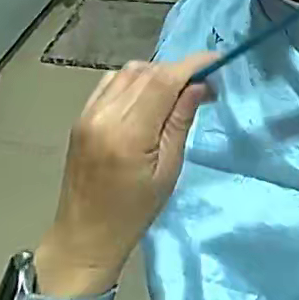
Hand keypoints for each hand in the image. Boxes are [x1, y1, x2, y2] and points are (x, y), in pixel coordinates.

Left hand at [36, 54, 216, 296]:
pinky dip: (135, 80)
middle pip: (147, 71)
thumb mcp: (169, 169)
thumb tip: (199, 85)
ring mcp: (87, 114)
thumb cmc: (134, 211)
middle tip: (203, 86)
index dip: (193, 65)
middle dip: (179, 70)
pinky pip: (111, 82)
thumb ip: (181, 121)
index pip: (163, 80)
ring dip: (157, 73)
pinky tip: (148, 97)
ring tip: (177, 92)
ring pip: (129, 71)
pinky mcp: (81, 117)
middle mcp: (103, 116)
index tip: (217, 62)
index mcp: (128, 133)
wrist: (84, 237)